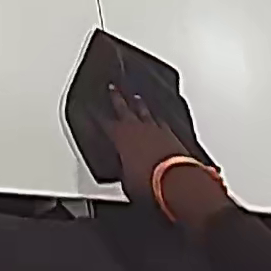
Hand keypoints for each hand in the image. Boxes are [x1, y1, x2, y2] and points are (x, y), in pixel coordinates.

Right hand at [101, 85, 231, 228]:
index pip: (105, 123)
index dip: (98, 116)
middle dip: (116, 97)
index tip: (93, 109)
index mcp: (120, 136)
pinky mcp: (169, 133)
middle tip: (112, 86)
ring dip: (138, 103)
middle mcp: (136, 127)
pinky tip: (157, 116)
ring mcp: (153, 128)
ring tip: (135, 96)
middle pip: (123, 107)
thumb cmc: (149, 183)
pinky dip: (157, 117)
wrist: (177, 182)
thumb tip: (124, 171)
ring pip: (143, 110)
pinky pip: (160, 121)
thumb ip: (123, 171)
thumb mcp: (127, 183)